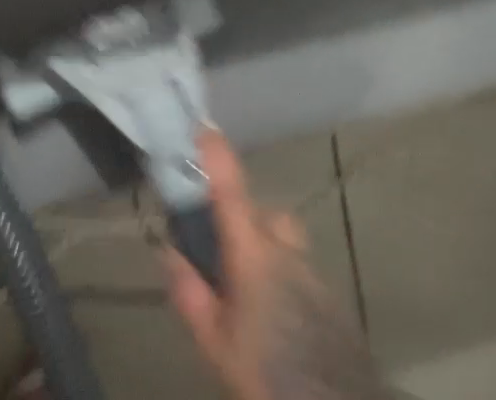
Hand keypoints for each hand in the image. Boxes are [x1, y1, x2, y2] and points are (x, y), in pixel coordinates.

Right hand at [166, 132, 397, 399]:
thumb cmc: (266, 368)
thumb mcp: (214, 340)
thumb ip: (190, 292)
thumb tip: (167, 253)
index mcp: (253, 256)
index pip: (232, 192)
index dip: (219, 156)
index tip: (203, 126)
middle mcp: (285, 251)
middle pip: (261, 214)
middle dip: (237, 219)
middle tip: (215, 250)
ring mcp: (311, 269)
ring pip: (281, 238)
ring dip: (260, 245)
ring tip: (241, 285)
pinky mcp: (327, 292)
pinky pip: (295, 264)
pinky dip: (278, 270)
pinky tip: (269, 308)